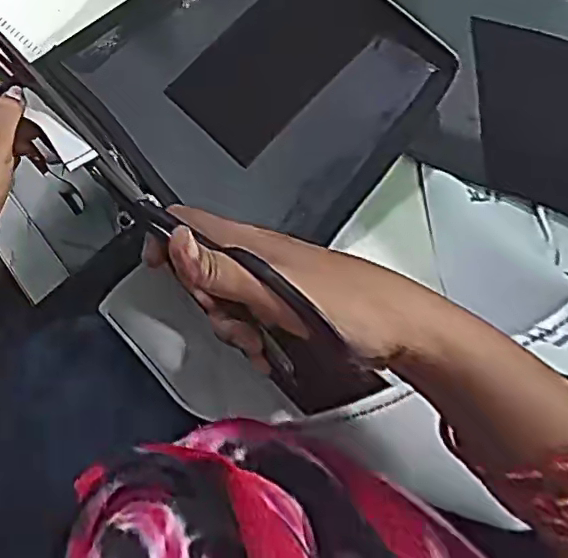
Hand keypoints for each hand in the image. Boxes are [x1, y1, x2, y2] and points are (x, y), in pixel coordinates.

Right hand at [145, 206, 466, 372]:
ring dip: (225, 321)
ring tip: (252, 338)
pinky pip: (244, 311)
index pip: (181, 221)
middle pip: (195, 264)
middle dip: (200, 296)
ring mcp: (266, 276)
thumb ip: (219, 268)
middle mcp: (251, 253)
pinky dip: (246, 331)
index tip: (157, 267)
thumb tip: (174, 240)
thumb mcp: (274, 291)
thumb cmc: (354, 306)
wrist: (410, 331)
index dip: (162, 239)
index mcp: (244, 240)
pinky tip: (264, 346)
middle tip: (222, 314)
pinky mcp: (281, 300)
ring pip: (219, 292)